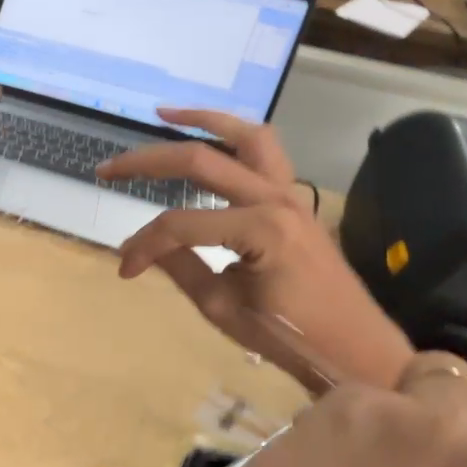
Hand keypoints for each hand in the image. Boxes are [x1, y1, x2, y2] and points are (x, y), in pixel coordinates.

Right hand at [97, 109, 411, 387]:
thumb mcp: (224, 308)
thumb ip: (179, 268)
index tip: (126, 269)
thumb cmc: (292, 337)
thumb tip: (135, 251)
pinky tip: (208, 139)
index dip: (144, 244)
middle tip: (106, 170)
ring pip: (246, 137)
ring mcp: (291, 196)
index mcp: (259, 231)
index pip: (180, 225)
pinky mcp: (296, 202)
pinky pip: (265, 154)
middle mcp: (276, 200)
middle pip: (201, 161)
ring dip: (204, 121)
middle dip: (146, 163)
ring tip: (163, 114)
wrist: (360, 352)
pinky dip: (233, 138)